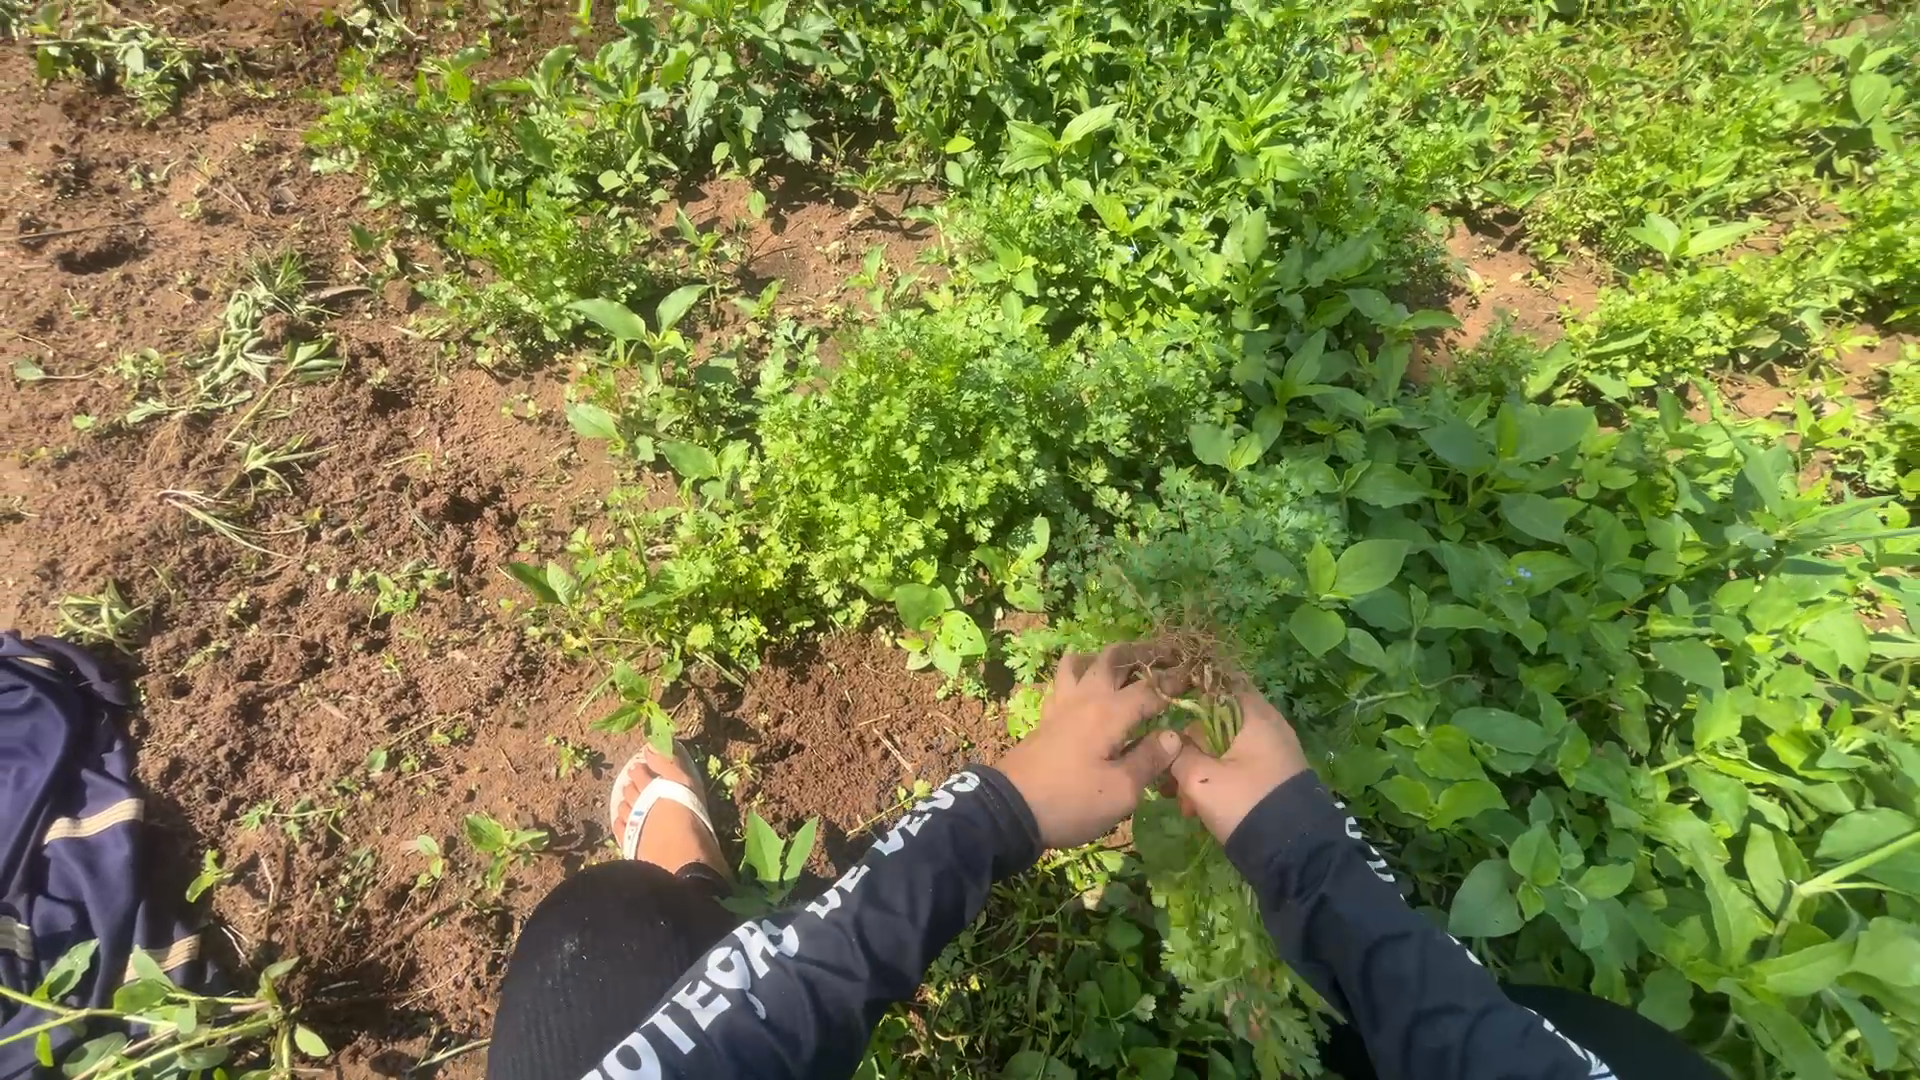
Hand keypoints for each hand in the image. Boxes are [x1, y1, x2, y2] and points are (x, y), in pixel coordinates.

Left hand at [995, 643, 1191, 848]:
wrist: (1010, 809)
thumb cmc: (1071, 801)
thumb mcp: (1121, 792)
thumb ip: (1149, 760)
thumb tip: (1173, 736)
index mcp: (1109, 712)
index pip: (1149, 688)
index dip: (1174, 684)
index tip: (1194, 680)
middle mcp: (1085, 698)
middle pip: (1112, 659)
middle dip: (1141, 654)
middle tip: (1163, 656)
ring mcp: (1061, 705)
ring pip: (1081, 662)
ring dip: (1103, 657)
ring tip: (1122, 666)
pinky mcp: (1046, 718)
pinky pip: (1063, 681)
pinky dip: (1078, 674)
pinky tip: (1086, 688)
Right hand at [1165, 689, 1309, 842]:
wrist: (1297, 858)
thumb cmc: (1246, 804)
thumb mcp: (1200, 778)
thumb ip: (1177, 753)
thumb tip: (1169, 742)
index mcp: (1254, 714)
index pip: (1218, 682)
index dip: (1189, 691)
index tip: (1165, 709)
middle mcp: (1267, 725)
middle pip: (1215, 720)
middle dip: (1189, 747)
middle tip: (1171, 777)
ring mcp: (1273, 752)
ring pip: (1223, 748)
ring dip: (1200, 769)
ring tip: (1184, 803)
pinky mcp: (1273, 776)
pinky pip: (1237, 766)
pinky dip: (1218, 781)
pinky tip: (1200, 808)